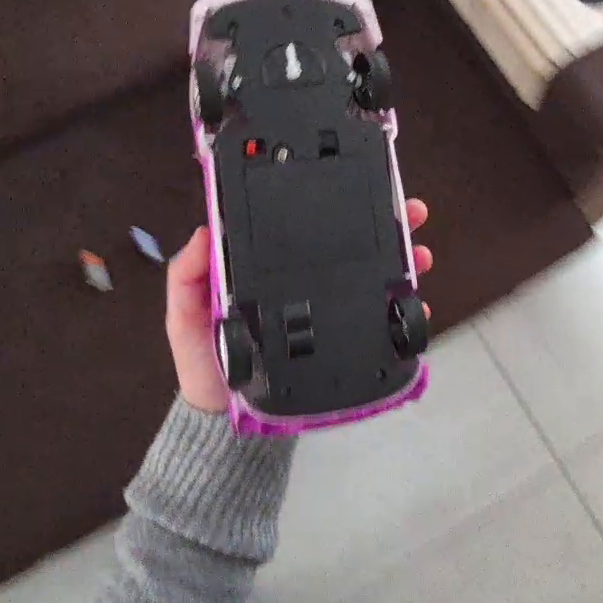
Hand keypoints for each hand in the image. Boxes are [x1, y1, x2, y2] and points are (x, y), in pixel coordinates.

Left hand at [166, 198, 433, 413]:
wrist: (224, 419)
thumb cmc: (204, 362)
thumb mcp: (184, 314)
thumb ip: (186, 275)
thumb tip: (204, 232)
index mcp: (267, 269)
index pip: (302, 227)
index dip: (327, 202)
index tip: (353, 183)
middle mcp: (301, 283)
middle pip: (346, 246)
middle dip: (383, 225)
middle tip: (409, 212)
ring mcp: (323, 312)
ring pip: (368, 277)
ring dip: (398, 260)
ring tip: (418, 252)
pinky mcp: (338, 343)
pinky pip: (375, 321)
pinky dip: (399, 309)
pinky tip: (414, 302)